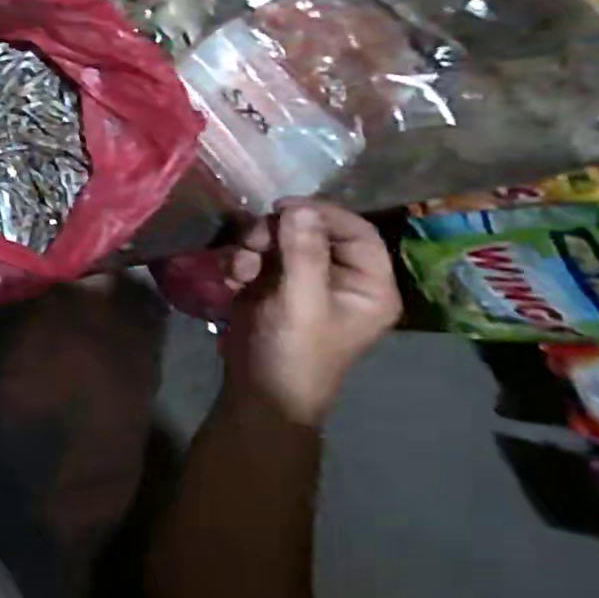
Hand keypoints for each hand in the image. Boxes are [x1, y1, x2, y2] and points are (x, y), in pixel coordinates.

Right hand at [220, 198, 401, 425]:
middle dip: (276, 233)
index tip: (280, 208)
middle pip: (311, 232)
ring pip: (278, 243)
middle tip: (250, 242)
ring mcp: (303, 283)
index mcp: (367, 285)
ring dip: (252, 248)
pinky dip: (240, 263)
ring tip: (238, 270)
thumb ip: (302, 253)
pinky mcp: (271, 289)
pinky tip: (231, 281)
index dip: (321, 215)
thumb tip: (298, 207)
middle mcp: (340, 279)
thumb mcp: (300, 301)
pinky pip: (256, 259)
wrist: (259, 390)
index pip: (356, 232)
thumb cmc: (293, 350)